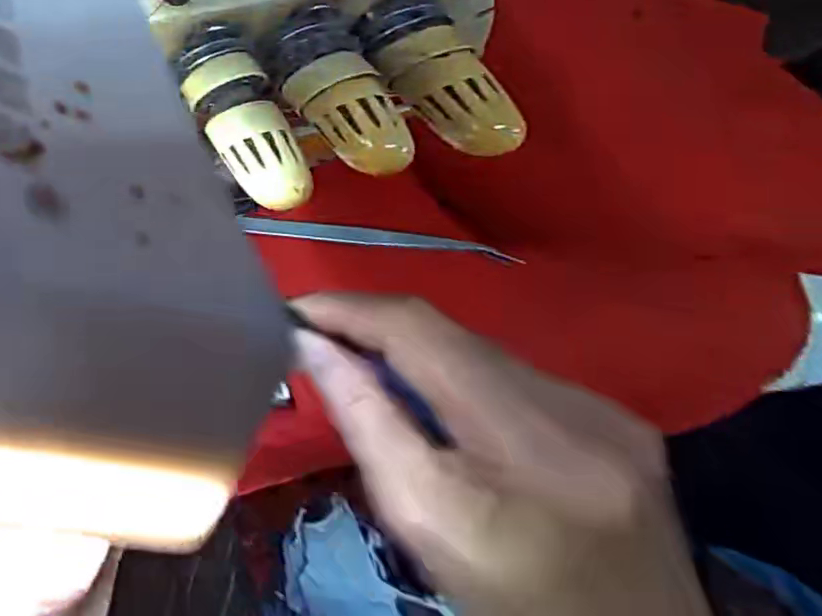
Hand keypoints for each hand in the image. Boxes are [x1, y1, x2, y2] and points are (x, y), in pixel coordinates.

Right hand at [291, 292, 710, 615]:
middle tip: (307, 337)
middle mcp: (577, 407)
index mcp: (531, 437)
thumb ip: (360, 416)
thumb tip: (306, 339)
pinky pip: (499, 369)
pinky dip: (443, 368)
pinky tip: (421, 395)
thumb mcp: (415, 512)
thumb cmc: (505, 594)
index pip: (416, 329)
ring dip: (402, 345)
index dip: (344, 308)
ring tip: (352, 361)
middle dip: (365, 325)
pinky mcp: (611, 422)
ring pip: (468, 345)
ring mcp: (604, 412)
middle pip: (443, 331)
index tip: (285, 312)